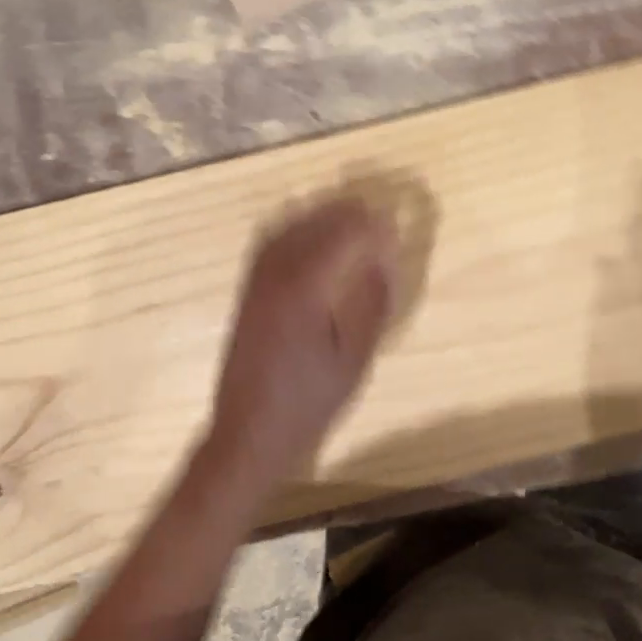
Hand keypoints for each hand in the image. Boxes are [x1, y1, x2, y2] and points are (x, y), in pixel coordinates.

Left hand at [205, 197, 399, 483]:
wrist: (250, 430)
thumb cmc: (310, 401)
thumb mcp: (354, 359)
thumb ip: (371, 304)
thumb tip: (385, 260)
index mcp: (305, 289)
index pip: (342, 236)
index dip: (371, 223)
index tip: (395, 218)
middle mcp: (275, 276)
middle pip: (312, 223)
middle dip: (347, 211)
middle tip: (378, 210)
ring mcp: (255, 282)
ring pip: (287, 227)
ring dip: (319, 214)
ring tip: (349, 214)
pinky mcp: (246, 293)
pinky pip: (269, 243)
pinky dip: (293, 228)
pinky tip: (310, 235)